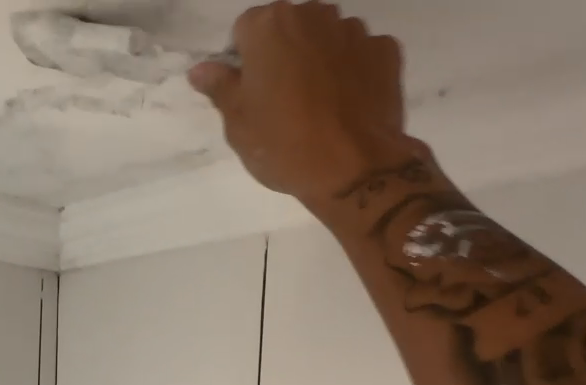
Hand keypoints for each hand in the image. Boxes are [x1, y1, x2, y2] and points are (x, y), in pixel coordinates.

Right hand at [189, 2, 420, 202]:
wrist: (351, 168)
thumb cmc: (282, 144)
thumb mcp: (237, 124)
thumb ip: (220, 87)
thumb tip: (201, 69)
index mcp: (270, 26)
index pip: (246, 28)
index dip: (243, 59)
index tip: (248, 91)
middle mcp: (314, 14)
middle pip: (289, 26)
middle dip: (282, 54)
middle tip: (280, 100)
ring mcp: (354, 30)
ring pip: (325, 38)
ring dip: (317, 59)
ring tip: (316, 105)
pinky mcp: (385, 51)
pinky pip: (358, 54)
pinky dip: (350, 72)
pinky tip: (345, 105)